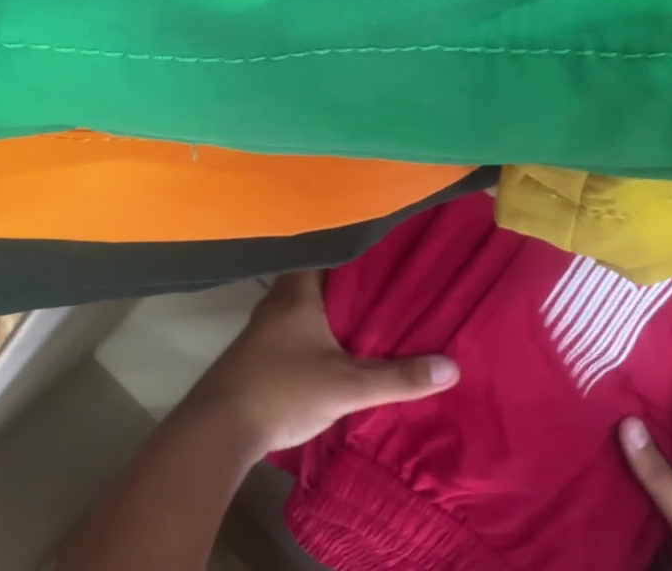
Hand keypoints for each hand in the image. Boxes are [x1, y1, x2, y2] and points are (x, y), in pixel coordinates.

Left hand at [178, 270, 459, 455]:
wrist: (219, 428)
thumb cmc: (282, 390)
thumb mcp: (347, 386)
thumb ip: (398, 377)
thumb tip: (452, 367)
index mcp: (298, 291)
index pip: (329, 249)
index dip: (358, 246)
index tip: (388, 243)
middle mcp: (279, 299)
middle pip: (320, 276)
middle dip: (353, 280)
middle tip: (392, 280)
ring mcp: (265, 326)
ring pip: (307, 303)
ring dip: (334, 307)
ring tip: (374, 311)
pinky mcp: (260, 352)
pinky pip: (298, 327)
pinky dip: (320, 329)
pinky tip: (340, 346)